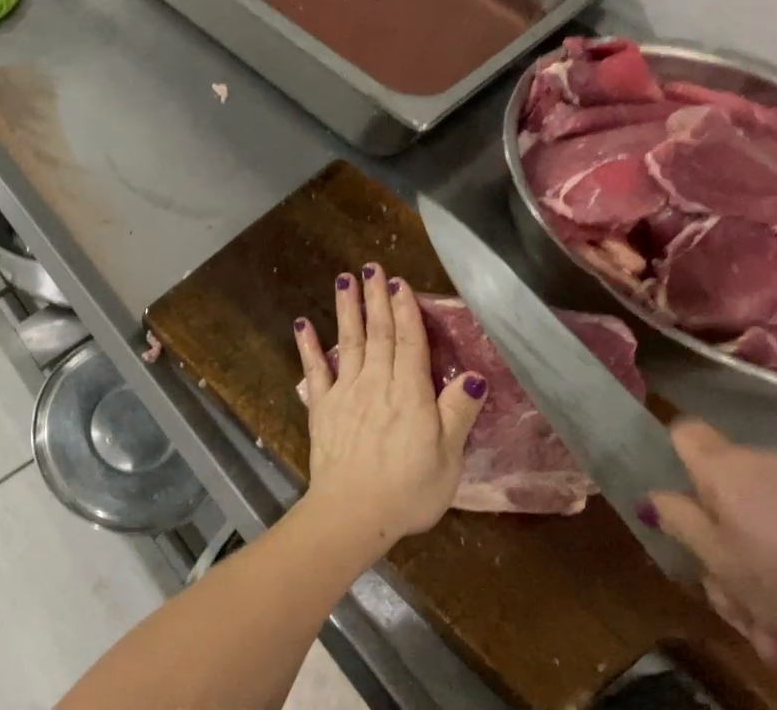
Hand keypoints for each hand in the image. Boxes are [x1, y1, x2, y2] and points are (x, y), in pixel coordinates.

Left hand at [293, 263, 486, 556]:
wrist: (353, 510)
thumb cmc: (410, 488)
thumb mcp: (449, 455)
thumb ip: (458, 411)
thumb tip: (473, 374)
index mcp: (410, 392)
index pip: (409, 341)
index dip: (404, 310)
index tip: (397, 282)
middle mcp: (376, 383)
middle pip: (377, 333)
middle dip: (374, 298)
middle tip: (370, 267)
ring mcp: (345, 393)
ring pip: (348, 342)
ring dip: (346, 309)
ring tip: (343, 280)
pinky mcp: (322, 408)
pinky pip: (315, 370)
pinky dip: (309, 345)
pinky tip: (302, 323)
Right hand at [645, 421, 776, 679]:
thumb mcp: (720, 560)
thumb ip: (677, 521)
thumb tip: (655, 496)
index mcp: (723, 469)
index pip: (681, 432)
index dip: (667, 457)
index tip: (670, 503)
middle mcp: (763, 468)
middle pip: (718, 499)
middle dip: (716, 551)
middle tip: (727, 600)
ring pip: (758, 535)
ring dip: (756, 582)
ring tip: (773, 635)